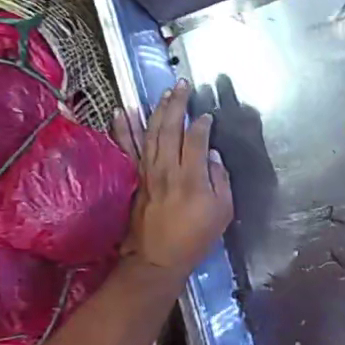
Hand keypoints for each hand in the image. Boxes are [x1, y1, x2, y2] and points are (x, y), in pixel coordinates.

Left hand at [110, 80, 233, 273]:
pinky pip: (128, 148)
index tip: (207, 115)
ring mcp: (148, 172)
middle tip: (182, 86)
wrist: (158, 259)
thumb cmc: (195, 237)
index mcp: (191, 177)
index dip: (202, 124)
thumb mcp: (222, 212)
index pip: (196, 139)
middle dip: (177, 104)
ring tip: (164, 93)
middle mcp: (167, 169)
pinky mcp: (136, 178)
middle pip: (170, 128)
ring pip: (151, 133)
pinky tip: (121, 112)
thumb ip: (220, 179)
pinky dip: (123, 129)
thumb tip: (211, 154)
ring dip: (157, 110)